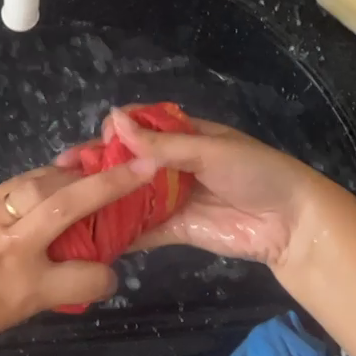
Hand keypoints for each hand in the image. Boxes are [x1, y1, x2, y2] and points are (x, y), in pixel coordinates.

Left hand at [0, 161, 155, 355]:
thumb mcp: (2, 319)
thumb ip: (37, 289)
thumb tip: (65, 269)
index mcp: (23, 290)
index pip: (87, 278)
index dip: (106, 278)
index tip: (109, 276)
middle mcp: (12, 249)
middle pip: (66, 204)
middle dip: (110, 183)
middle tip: (144, 165)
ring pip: (39, 183)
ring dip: (73, 171)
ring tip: (99, 163)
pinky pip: (12, 186)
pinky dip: (38, 177)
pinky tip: (53, 173)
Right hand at [67, 109, 335, 269]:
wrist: (293, 224)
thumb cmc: (255, 172)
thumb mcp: (209, 150)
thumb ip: (161, 144)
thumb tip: (112, 120)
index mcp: (181, 135)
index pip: (138, 127)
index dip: (113, 132)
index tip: (94, 141)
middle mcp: (170, 165)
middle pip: (125, 162)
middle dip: (95, 165)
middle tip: (62, 172)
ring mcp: (169, 198)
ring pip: (127, 195)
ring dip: (99, 198)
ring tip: (64, 203)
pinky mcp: (173, 230)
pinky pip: (139, 229)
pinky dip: (117, 232)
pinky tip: (88, 235)